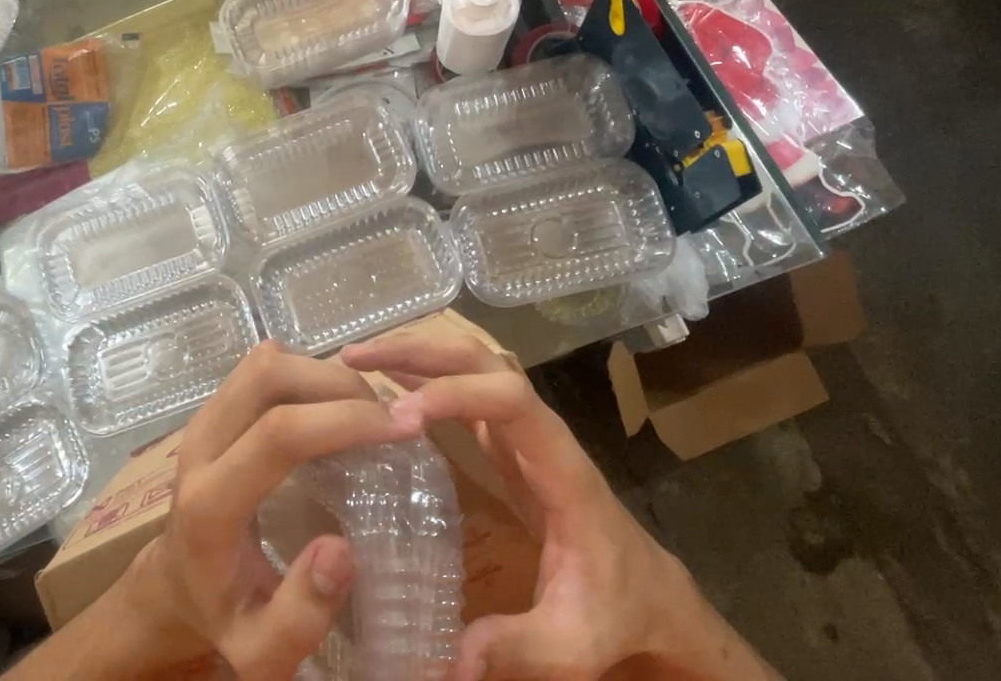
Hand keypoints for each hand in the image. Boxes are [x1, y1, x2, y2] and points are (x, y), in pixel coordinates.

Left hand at [117, 342, 426, 680]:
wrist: (176, 582)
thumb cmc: (225, 614)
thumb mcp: (261, 648)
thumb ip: (301, 614)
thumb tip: (341, 549)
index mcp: (210, 505)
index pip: (277, 434)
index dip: (344, 421)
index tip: (403, 427)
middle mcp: (200, 446)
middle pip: (268, 377)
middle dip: (339, 385)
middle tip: (390, 417)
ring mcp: (204, 419)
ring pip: (265, 362)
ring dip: (324, 374)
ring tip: (369, 410)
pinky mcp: (215, 407)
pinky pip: (262, 367)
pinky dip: (307, 371)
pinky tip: (336, 405)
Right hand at [342, 330, 780, 680]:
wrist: (646, 590)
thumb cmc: (614, 607)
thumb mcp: (574, 642)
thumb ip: (518, 647)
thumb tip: (447, 661)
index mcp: (562, 468)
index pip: (513, 401)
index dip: (458, 395)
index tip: (402, 416)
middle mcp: (539, 432)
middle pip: (484, 362)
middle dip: (420, 350)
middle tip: (356, 358)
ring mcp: (520, 431)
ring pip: (471, 364)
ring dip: (415, 352)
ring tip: (355, 359)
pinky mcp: (502, 440)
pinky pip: (461, 391)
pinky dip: (420, 376)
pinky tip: (381, 382)